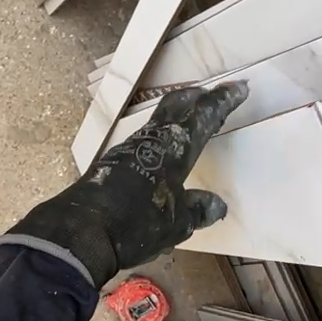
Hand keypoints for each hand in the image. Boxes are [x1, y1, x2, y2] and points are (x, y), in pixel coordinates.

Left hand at [0, 83, 248, 287]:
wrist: (82, 232)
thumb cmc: (137, 224)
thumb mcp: (177, 224)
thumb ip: (197, 211)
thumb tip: (217, 205)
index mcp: (173, 150)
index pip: (203, 117)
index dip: (222, 102)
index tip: (239, 88)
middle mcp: (150, 142)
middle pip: (174, 107)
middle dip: (194, 97)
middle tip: (208, 93)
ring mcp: (126, 150)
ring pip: (156, 123)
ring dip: (173, 116)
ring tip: (185, 118)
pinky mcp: (110, 164)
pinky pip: (141, 142)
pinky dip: (156, 138)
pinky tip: (156, 152)